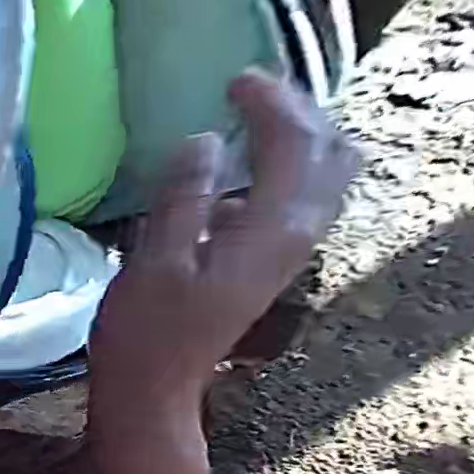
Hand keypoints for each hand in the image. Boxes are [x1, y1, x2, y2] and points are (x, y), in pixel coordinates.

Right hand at [91, 68, 358, 414]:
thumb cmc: (143, 333)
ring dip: (298, 142)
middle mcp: (296, 234)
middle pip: (330, 151)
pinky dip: (281, 175)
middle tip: (250, 99)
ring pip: (322, 177)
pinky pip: (296, 204)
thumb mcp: (152, 264)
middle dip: (299, 114)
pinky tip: (237, 184)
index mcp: (271, 229)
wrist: (153, 391)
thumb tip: (201, 141)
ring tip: (252, 130)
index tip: (231, 82)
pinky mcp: (266, 269)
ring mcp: (285, 254)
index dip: (267, 103)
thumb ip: (181, 200)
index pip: (292, 141)